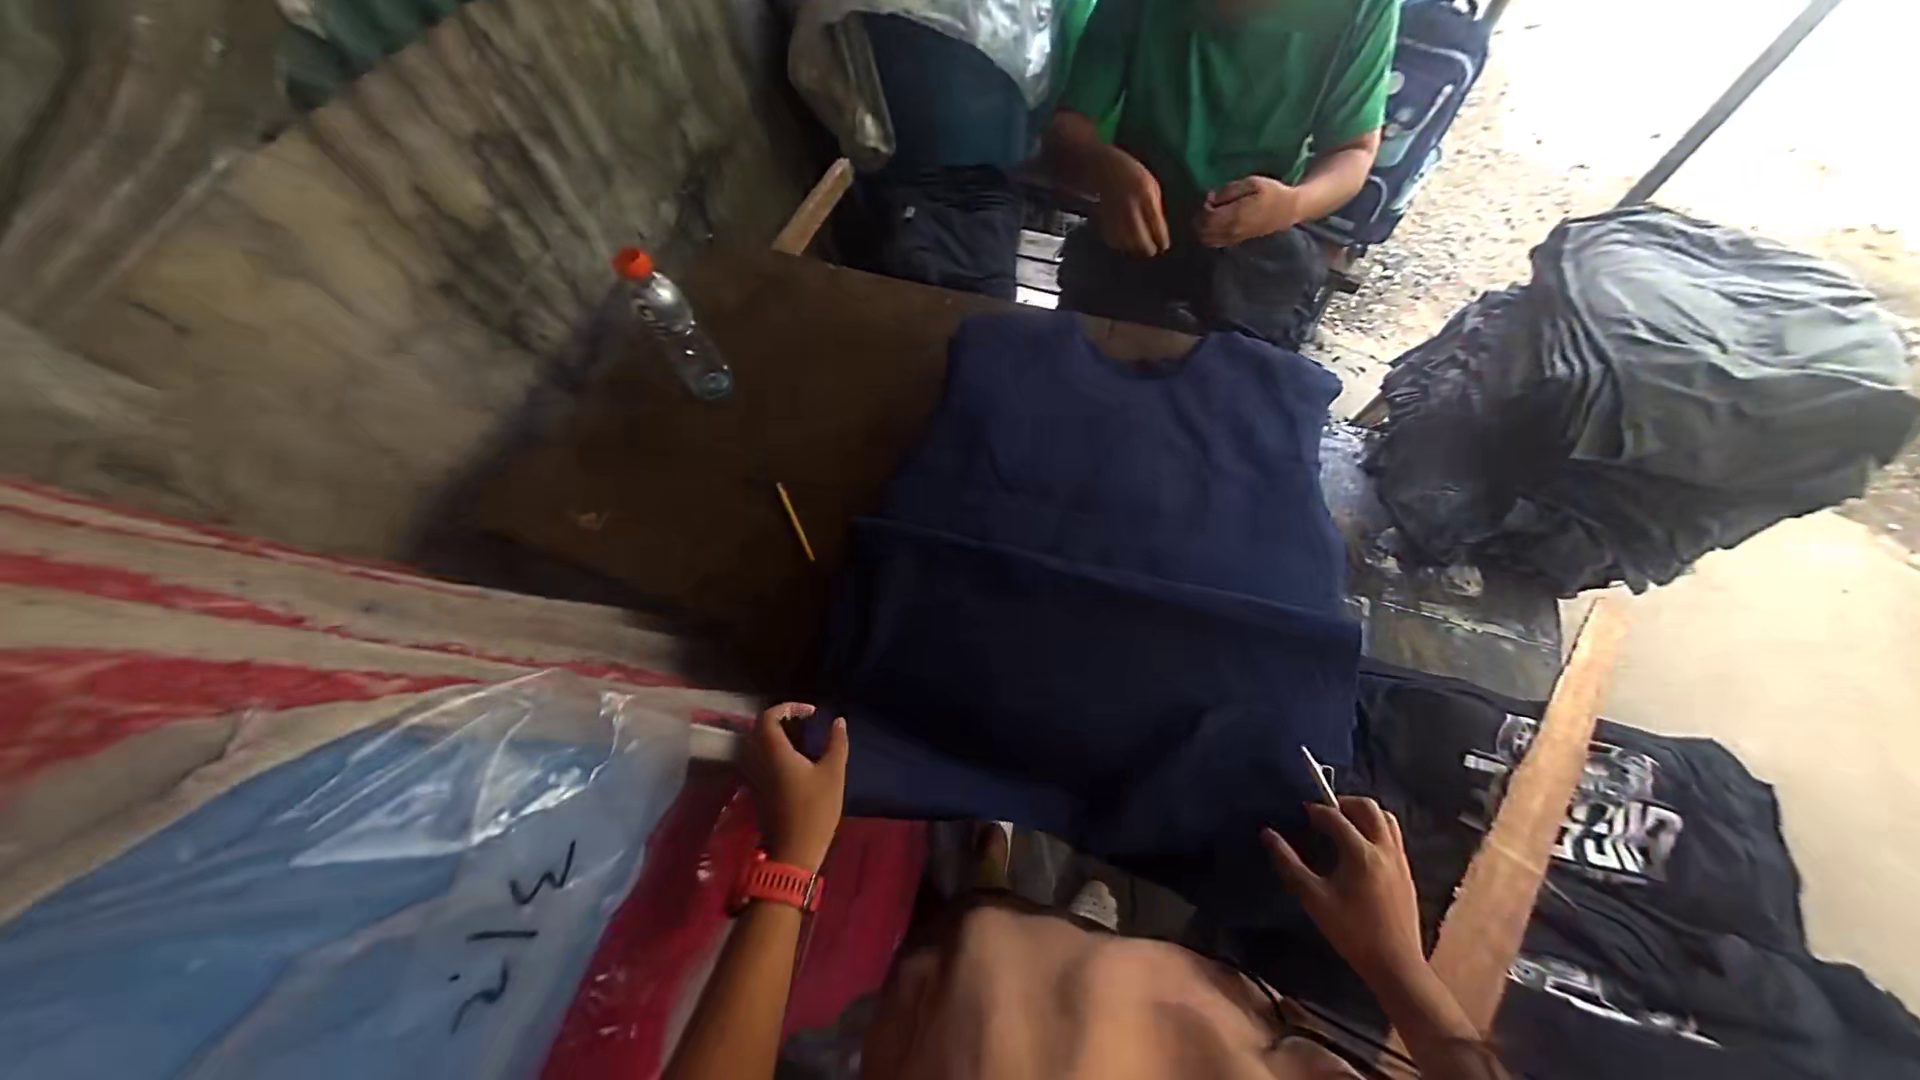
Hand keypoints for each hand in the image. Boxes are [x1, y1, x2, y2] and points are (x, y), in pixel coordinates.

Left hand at [742, 703, 847, 872]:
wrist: (794, 851)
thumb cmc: (815, 810)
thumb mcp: (833, 773)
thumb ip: (836, 743)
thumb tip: (838, 721)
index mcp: (775, 753)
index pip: (768, 718)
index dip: (787, 707)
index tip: (811, 711)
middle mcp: (759, 761)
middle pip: (759, 729)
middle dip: (781, 718)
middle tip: (805, 720)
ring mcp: (755, 777)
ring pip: (757, 744)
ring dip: (776, 734)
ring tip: (801, 736)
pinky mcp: (758, 790)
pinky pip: (759, 758)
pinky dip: (773, 749)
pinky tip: (795, 758)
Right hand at [1093, 146, 1170, 257]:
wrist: (1104, 169)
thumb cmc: (1133, 176)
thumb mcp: (1151, 186)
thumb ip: (1156, 209)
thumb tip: (1161, 233)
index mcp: (1146, 197)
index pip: (1157, 227)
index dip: (1162, 240)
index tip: (1164, 247)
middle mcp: (1130, 209)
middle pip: (1141, 241)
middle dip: (1147, 248)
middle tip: (1151, 250)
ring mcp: (1115, 217)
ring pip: (1127, 245)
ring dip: (1133, 247)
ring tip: (1138, 244)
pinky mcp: (1104, 222)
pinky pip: (1114, 241)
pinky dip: (1120, 243)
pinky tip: (1124, 239)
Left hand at [1195, 176, 1303, 247]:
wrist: (1287, 211)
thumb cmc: (1271, 193)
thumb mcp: (1252, 183)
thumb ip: (1229, 191)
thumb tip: (1211, 198)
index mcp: (1234, 216)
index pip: (1205, 218)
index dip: (1202, 208)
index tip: (1210, 198)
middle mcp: (1230, 231)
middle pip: (1202, 231)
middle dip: (1199, 219)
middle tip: (1208, 206)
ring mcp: (1232, 239)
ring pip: (1206, 239)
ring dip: (1202, 228)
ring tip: (1210, 215)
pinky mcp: (1235, 242)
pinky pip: (1214, 243)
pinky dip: (1208, 235)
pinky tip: (1215, 224)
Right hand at [1263, 797, 1425, 984]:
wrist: (1396, 967)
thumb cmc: (1351, 932)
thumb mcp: (1313, 897)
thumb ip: (1288, 862)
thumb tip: (1267, 834)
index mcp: (1361, 853)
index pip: (1335, 816)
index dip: (1314, 810)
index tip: (1299, 813)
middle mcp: (1385, 850)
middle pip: (1368, 808)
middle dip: (1343, 803)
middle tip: (1323, 813)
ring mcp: (1400, 861)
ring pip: (1386, 820)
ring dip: (1363, 814)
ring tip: (1342, 825)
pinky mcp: (1407, 874)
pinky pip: (1392, 837)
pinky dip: (1374, 830)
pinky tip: (1358, 849)